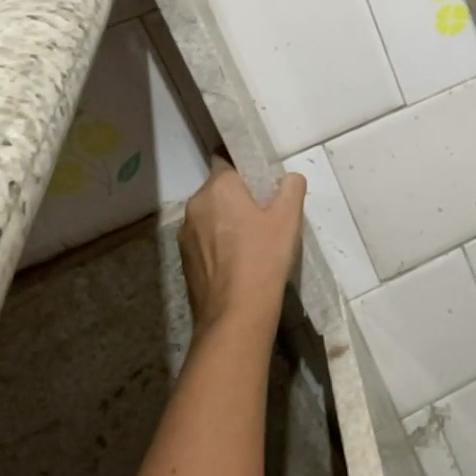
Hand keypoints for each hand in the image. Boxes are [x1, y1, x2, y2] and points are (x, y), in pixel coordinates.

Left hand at [179, 150, 306, 336]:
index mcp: (217, 188)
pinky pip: (205, 240)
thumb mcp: (289, 217)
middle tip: (266, 212)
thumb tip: (288, 179)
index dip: (245, 167)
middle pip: (219, 189)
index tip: (263, 180)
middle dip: (239, 196)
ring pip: (211, 216)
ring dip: (228, 220)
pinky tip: (240, 261)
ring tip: (254, 239)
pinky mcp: (184, 261)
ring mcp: (185, 235)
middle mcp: (194, 206)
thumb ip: (291, 187)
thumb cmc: (264, 258)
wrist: (236, 315)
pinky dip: (220, 243)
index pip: (226, 160)